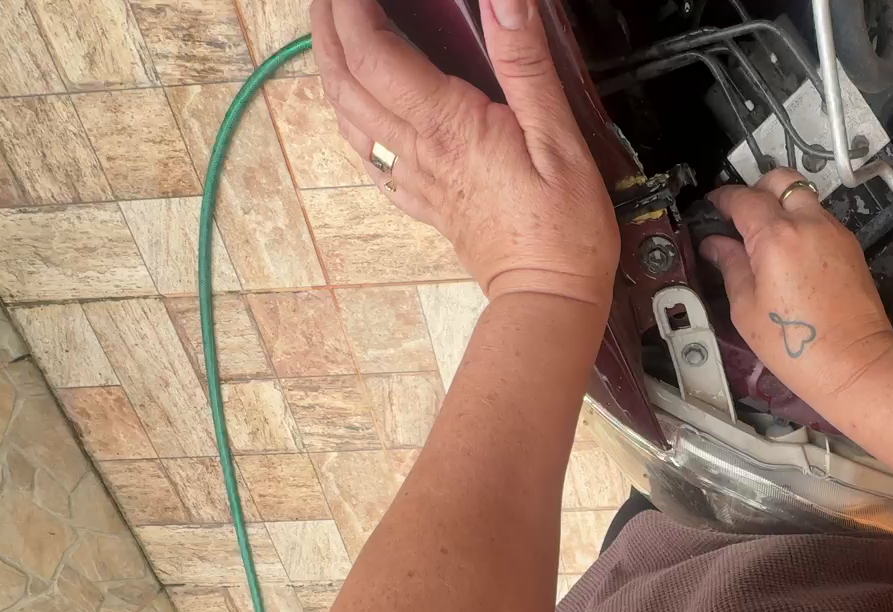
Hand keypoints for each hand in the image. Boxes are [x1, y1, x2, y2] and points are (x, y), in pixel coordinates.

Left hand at [312, 0, 618, 307]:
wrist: (552, 300)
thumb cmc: (565, 233)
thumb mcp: (561, 142)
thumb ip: (527, 67)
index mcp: (448, 127)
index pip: (371, 48)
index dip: (351, 3)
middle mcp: (420, 153)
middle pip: (343, 78)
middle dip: (328, 25)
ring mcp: (418, 184)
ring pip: (347, 118)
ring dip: (332, 69)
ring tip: (341, 37)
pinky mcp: (428, 208)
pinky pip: (371, 161)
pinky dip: (352, 124)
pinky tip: (362, 113)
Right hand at [700, 169, 892, 401]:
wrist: (852, 363)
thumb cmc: (797, 345)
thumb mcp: (746, 310)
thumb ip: (731, 268)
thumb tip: (717, 246)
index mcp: (775, 237)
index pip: (743, 199)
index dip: (722, 199)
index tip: (713, 206)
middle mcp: (808, 224)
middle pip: (780, 180)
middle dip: (757, 189)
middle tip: (741, 214)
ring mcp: (834, 232)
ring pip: (804, 197)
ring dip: (783, 205)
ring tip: (767, 235)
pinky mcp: (850, 247)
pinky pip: (822, 219)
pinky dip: (804, 224)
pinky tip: (792, 254)